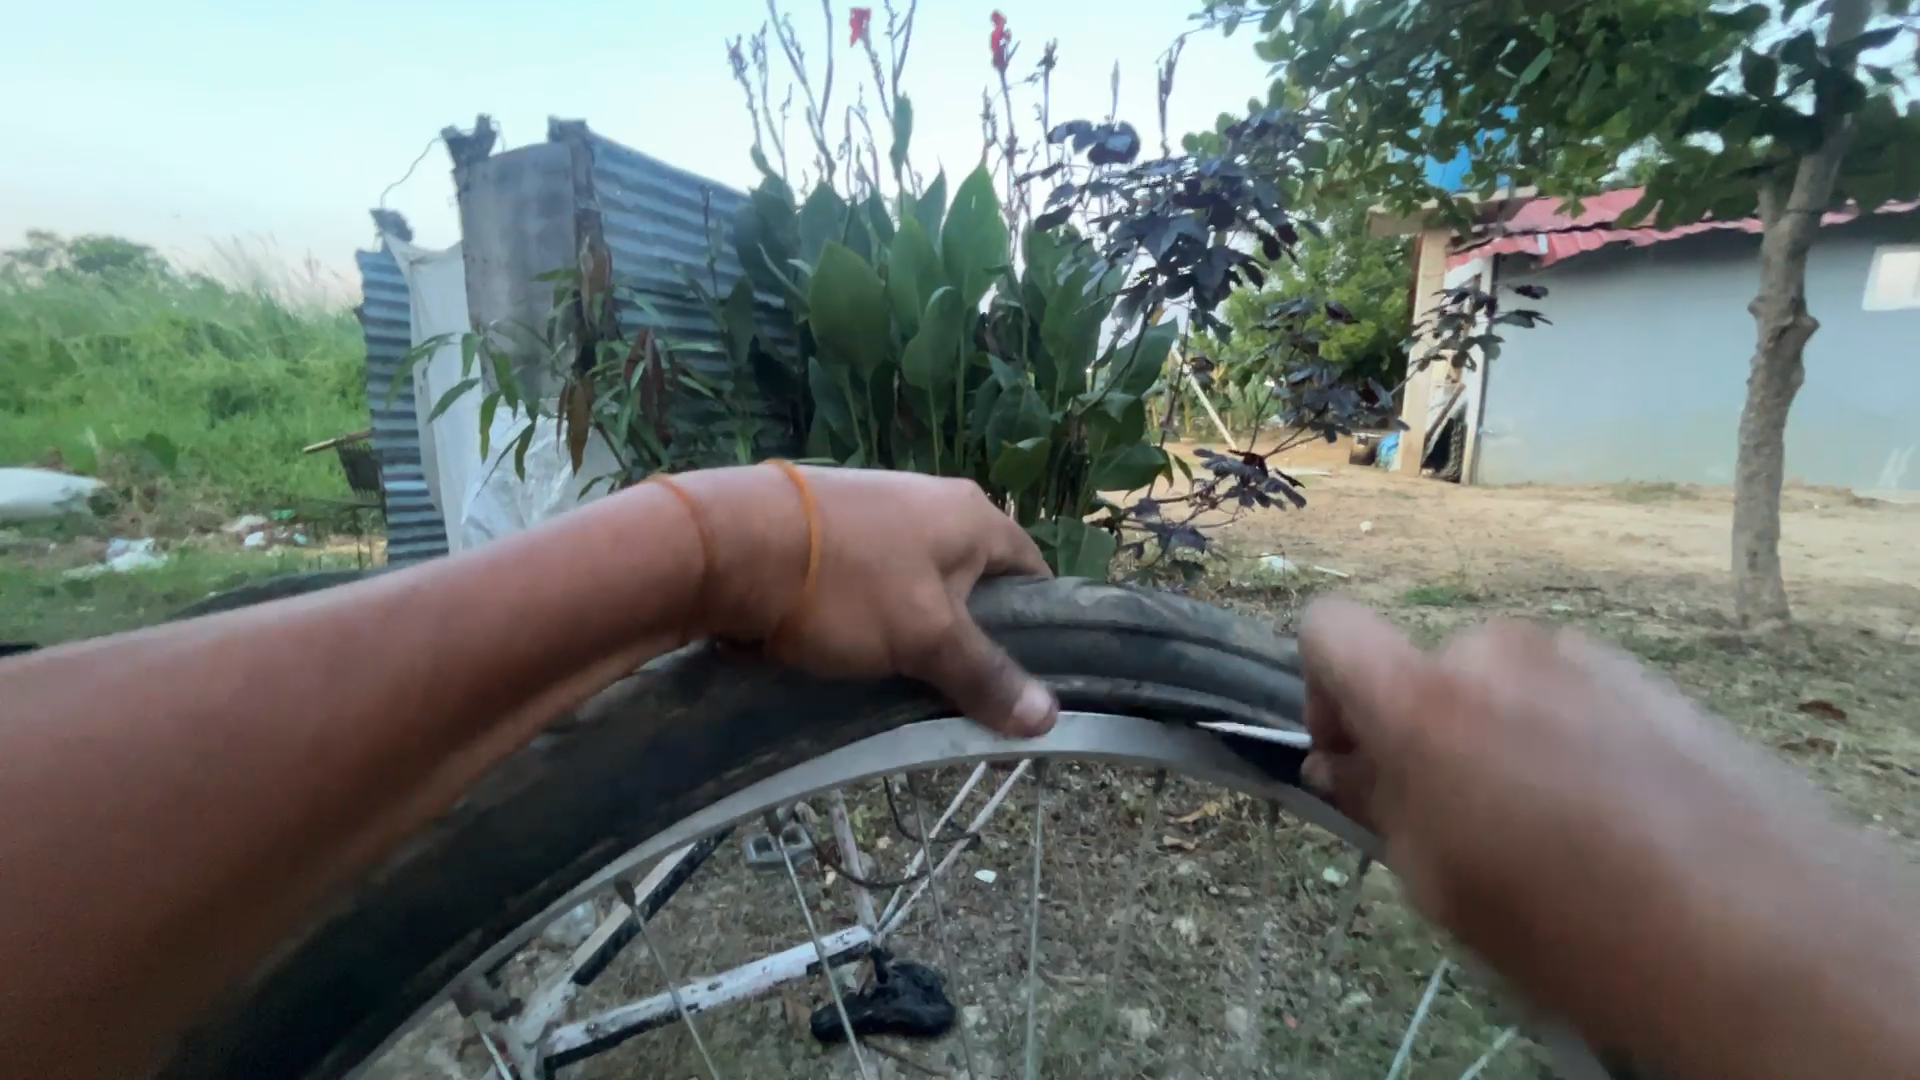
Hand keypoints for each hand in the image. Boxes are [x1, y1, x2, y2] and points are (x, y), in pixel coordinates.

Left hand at [676, 465, 1057, 736]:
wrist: (730, 544)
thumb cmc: (849, 585)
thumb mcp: (927, 636)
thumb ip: (987, 674)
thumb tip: (1050, 717)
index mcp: (974, 516)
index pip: (1032, 572)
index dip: (1039, 626)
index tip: (1023, 677)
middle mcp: (935, 501)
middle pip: (976, 581)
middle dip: (972, 635)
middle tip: (963, 688)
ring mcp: (883, 509)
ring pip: (924, 583)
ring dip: (921, 628)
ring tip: (910, 676)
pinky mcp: (839, 527)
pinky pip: (880, 579)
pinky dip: (880, 614)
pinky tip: (861, 647)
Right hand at [1297, 598, 1919, 1079]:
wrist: (1796, 958)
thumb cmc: (1576, 927)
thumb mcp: (1436, 879)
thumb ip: (1369, 801)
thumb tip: (1334, 764)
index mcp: (1424, 697)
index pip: (1327, 626)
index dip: (1320, 683)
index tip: (1355, 751)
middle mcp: (1496, 653)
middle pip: (1416, 665)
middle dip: (1415, 725)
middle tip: (1451, 807)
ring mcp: (1583, 659)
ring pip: (1492, 679)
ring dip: (1486, 729)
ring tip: (1539, 818)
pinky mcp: (1653, 681)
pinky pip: (1564, 690)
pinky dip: (1554, 731)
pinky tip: (1604, 811)